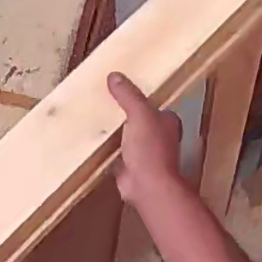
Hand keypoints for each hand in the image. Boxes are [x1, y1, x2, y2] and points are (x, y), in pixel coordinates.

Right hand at [108, 72, 183, 204]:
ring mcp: (146, 155)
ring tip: (96, 119)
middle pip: (140, 122)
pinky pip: (116, 156)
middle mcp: (160, 138)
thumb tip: (115, 76)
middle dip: (126, 116)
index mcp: (168, 122)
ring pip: (128, 139)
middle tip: (105, 102)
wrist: (147, 186)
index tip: (123, 89)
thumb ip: (129, 95)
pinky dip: (107, 151)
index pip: (155, 105)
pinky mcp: (131, 169)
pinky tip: (93, 143)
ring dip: (116, 134)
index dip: (142, 98)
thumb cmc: (151, 149)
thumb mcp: (139, 114)